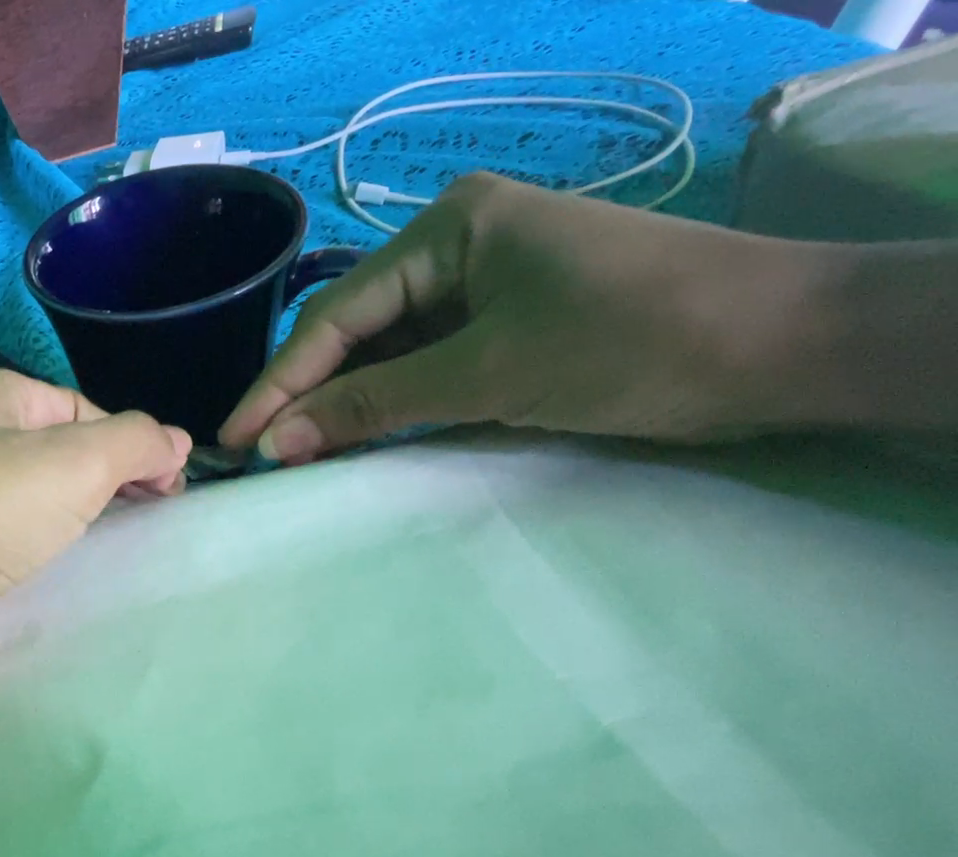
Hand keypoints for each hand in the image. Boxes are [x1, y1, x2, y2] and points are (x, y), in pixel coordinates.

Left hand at [0, 369, 191, 696]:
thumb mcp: (75, 460)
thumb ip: (135, 442)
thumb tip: (174, 441)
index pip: (85, 409)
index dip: (132, 445)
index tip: (169, 491)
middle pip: (60, 453)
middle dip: (107, 483)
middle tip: (148, 520)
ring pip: (34, 502)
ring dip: (75, 522)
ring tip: (108, 550)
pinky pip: (8, 543)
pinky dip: (38, 554)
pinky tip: (54, 574)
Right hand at [220, 173, 839, 462]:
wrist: (794, 345)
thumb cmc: (635, 340)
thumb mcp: (490, 374)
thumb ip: (375, 405)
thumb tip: (275, 443)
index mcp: (447, 229)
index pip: (336, 315)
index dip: (281, 384)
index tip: (234, 439)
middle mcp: (454, 247)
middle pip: (354, 330)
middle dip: (307, 394)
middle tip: (259, 454)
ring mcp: (481, 285)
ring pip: (386, 352)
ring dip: (345, 404)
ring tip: (295, 456)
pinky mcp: (506, 323)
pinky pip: (425, 365)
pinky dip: (392, 406)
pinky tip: (356, 440)